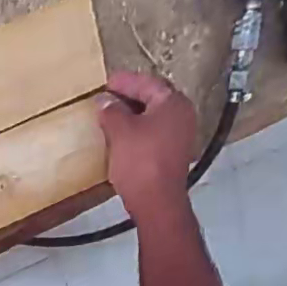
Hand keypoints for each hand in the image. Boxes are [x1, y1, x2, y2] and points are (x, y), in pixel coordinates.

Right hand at [96, 71, 198, 215]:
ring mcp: (181, 139)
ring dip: (132, 117)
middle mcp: (183, 117)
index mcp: (174, 104)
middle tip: (106, 98)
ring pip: (153, 119)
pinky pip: (154, 136)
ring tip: (109, 117)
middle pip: (153, 100)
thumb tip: (104, 101)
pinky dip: (138, 133)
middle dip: (128, 98)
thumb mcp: (120, 130)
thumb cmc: (141, 161)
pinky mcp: (173, 157)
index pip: (147, 83)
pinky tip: (121, 138)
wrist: (157, 203)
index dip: (124, 82)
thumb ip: (111, 110)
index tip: (105, 83)